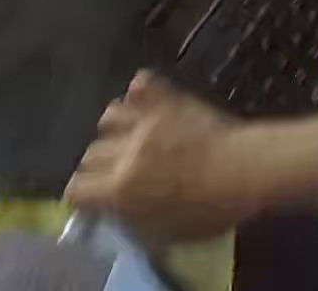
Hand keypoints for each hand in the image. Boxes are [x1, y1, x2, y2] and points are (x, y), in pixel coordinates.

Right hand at [63, 72, 253, 242]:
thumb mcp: (163, 233)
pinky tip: (146, 103)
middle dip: (97, 166)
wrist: (240, 169)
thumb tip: (114, 210)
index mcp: (121, 188)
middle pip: (90, 153)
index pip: (77, 188)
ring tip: (129, 135)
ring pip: (108, 114)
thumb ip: (130, 219)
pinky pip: (140, 83)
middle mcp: (125, 149)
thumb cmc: (207, 210)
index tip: (90, 196)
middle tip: (114, 171)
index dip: (80, 194)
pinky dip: (139, 92)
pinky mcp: (165, 96)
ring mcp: (145, 117)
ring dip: (114, 129)